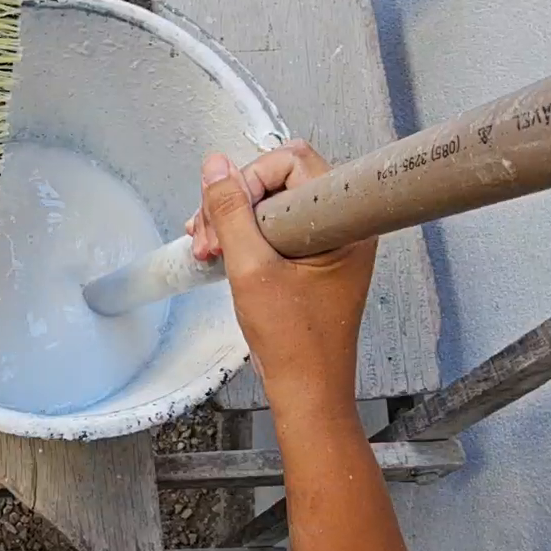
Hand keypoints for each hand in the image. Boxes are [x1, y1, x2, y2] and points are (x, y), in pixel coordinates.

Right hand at [187, 141, 376, 404]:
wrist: (305, 387)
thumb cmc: (294, 341)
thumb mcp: (250, 269)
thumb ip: (230, 212)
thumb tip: (215, 167)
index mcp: (342, 221)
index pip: (294, 162)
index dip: (251, 179)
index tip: (225, 210)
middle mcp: (340, 225)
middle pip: (277, 180)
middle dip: (234, 203)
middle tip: (209, 237)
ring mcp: (324, 241)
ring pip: (268, 204)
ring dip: (231, 221)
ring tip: (208, 250)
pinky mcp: (309, 257)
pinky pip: (270, 228)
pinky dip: (241, 236)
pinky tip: (218, 253)